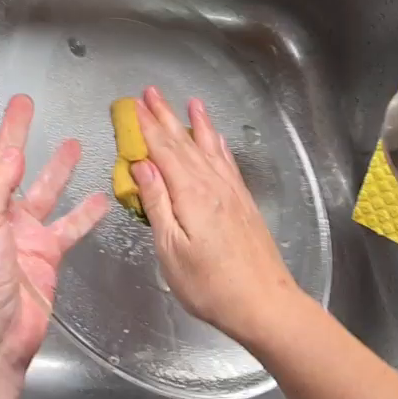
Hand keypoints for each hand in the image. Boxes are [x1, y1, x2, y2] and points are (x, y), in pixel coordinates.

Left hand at [0, 87, 110, 378]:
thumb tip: (10, 152)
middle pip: (3, 163)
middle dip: (13, 133)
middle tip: (25, 104)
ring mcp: (19, 234)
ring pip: (40, 191)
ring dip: (55, 168)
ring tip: (72, 144)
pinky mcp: (44, 255)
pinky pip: (68, 228)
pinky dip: (83, 214)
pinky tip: (100, 199)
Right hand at [130, 86, 306, 345]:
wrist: (266, 306)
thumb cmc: (210, 285)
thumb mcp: (171, 249)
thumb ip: (157, 203)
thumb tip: (142, 165)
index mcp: (190, 193)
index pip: (162, 151)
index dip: (146, 127)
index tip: (132, 105)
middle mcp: (212, 184)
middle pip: (184, 143)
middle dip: (165, 117)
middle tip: (150, 92)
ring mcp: (231, 192)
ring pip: (207, 148)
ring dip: (194, 124)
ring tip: (188, 102)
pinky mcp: (243, 202)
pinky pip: (227, 162)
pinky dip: (218, 145)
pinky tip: (216, 138)